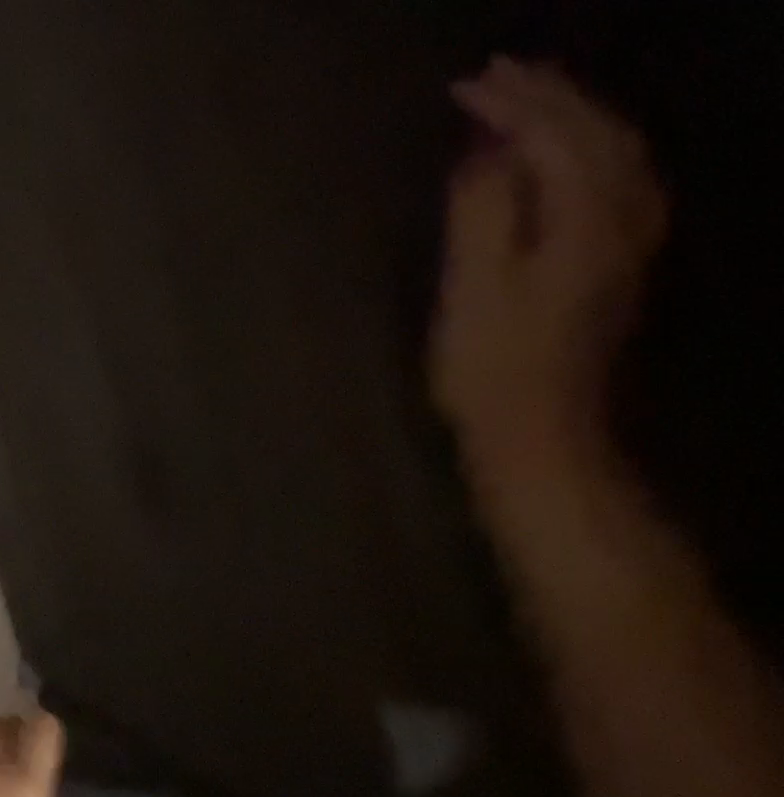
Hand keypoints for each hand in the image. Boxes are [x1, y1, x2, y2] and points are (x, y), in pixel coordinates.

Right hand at [432, 57, 667, 455]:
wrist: (539, 427)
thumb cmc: (493, 364)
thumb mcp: (475, 288)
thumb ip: (483, 212)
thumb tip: (486, 152)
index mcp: (590, 217)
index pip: (555, 136)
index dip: (510, 106)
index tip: (463, 87)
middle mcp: (626, 214)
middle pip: (597, 132)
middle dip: (547, 96)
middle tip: (495, 73)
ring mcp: (629, 238)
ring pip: (612, 151)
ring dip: (569, 116)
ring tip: (525, 97)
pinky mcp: (616, 259)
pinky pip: (611, 177)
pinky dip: (581, 148)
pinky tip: (556, 153)